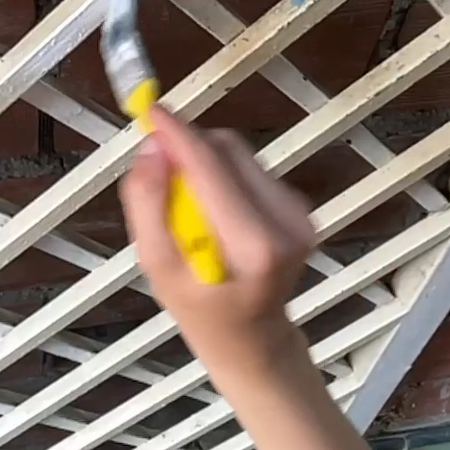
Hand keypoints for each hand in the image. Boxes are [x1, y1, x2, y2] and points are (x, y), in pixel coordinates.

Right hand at [120, 106, 316, 374]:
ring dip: (203, 159)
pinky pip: (249, 168)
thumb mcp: (157, 268)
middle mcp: (287, 222)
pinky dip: (220, 173)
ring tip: (182, 196)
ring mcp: (300, 213)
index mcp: (254, 245)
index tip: (149, 111)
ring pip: (239, 154)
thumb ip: (148, 206)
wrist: (253, 339)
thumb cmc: (199, 311)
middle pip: (228, 151)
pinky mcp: (300, 206)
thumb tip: (150, 149)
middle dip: (187, 144)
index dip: (177, 134)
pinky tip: (209, 205)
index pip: (212, 168)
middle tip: (154, 159)